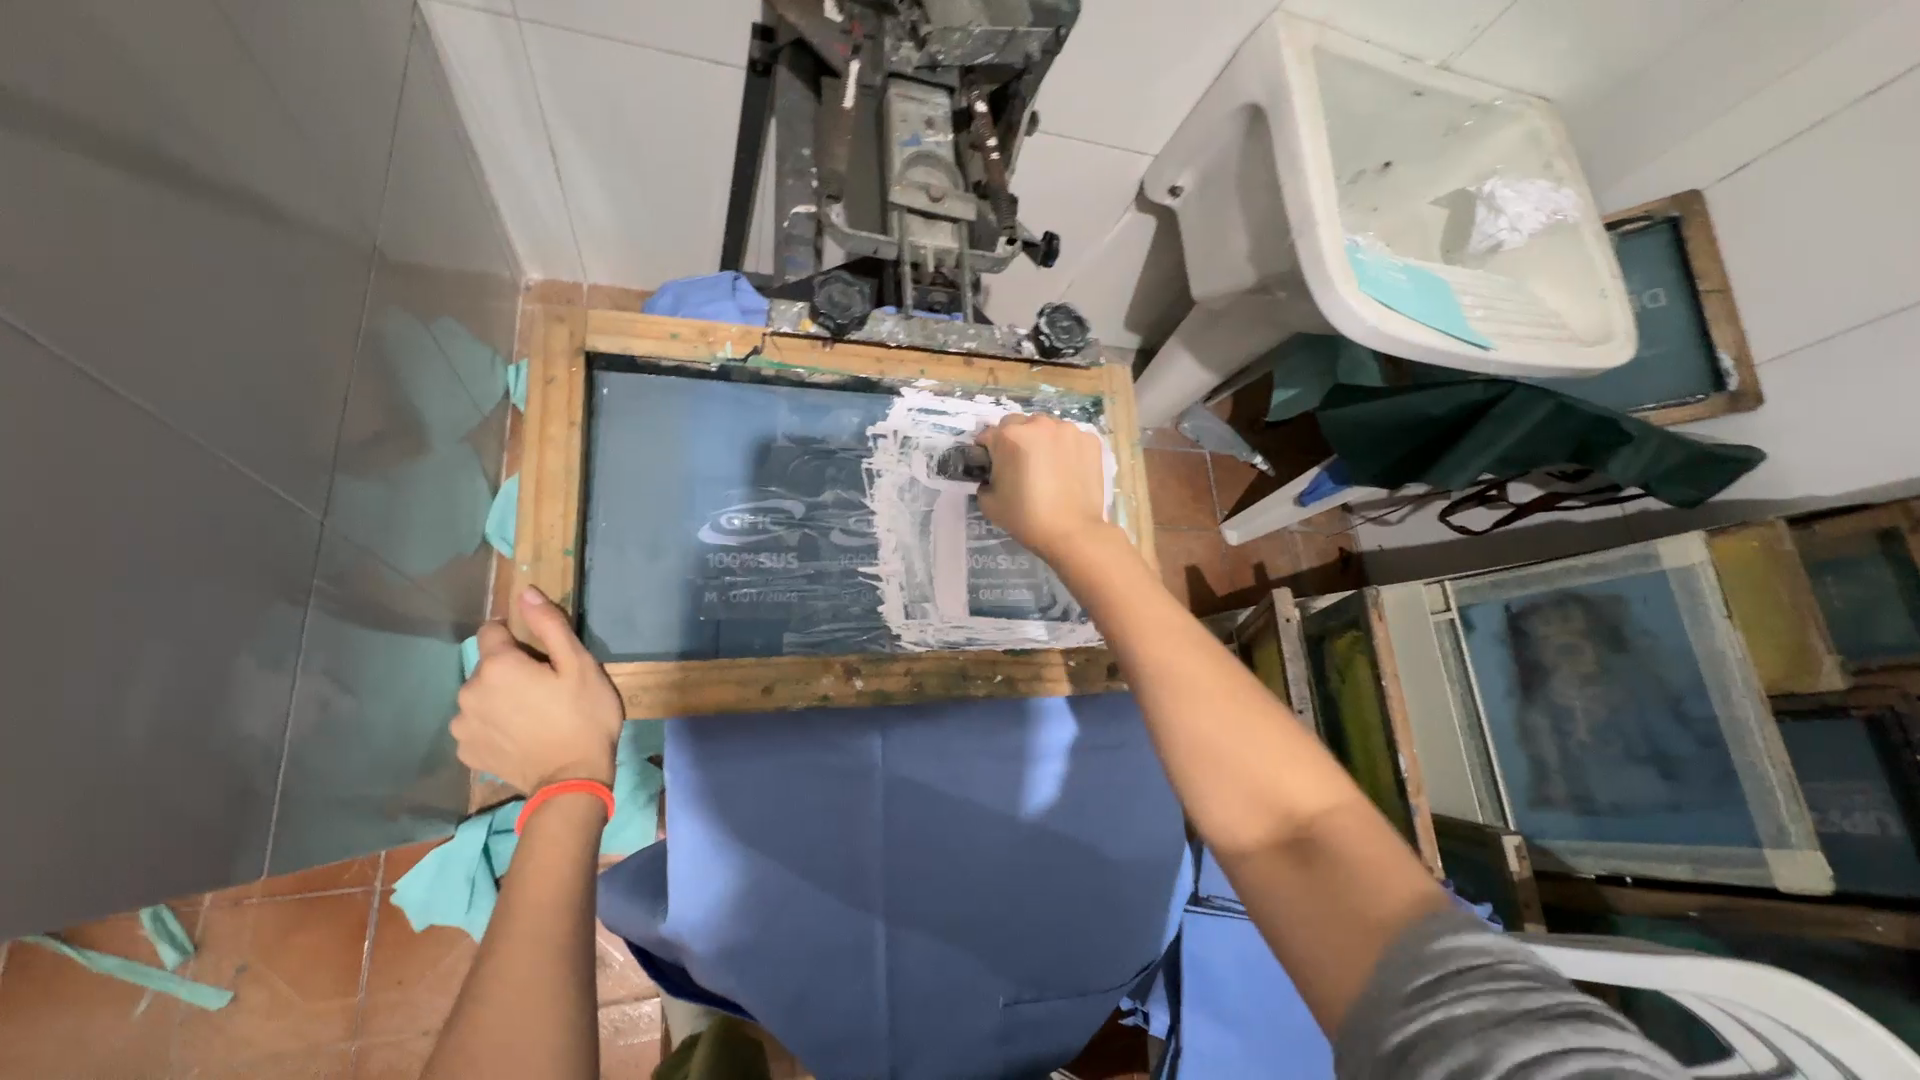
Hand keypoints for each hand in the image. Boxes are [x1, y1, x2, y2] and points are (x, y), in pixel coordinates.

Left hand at [451, 587, 624, 794]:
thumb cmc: (584, 717)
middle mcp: (469, 690)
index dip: (519, 637)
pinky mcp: (466, 750)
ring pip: (480, 695)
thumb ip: (549, 625)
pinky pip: (477, 724)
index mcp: (497, 665)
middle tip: (546, 689)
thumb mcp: (580, 665)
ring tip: (532, 715)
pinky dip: (493, 725)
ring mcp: (463, 724)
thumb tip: (524, 591)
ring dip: (499, 698)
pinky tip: (519, 736)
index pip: (493, 630)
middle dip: (511, 670)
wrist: (572, 780)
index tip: (543, 655)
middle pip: (488, 666)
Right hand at [976, 414, 1113, 562]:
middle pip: (1018, 425)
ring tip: (1047, 467)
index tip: (993, 467)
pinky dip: (1066, 449)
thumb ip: (985, 481)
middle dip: (1015, 441)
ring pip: (1047, 428)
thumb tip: (992, 477)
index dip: (987, 452)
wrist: (1071, 532)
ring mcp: (1068, 430)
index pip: (988, 436)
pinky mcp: (1090, 440)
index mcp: (1009, 436)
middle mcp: (1038, 424)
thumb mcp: (989, 503)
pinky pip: (1070, 439)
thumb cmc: (1026, 517)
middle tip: (1021, 467)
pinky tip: (1067, 471)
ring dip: (1042, 441)